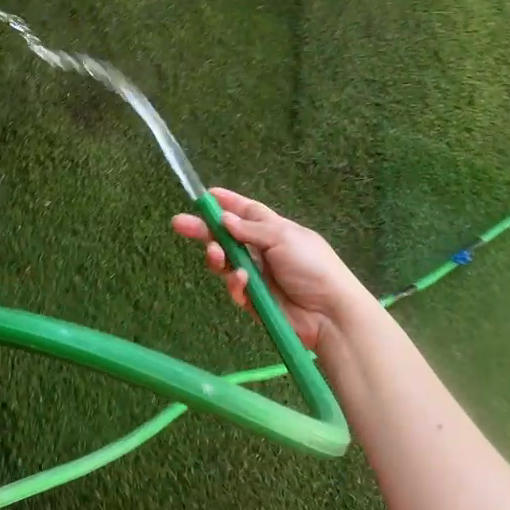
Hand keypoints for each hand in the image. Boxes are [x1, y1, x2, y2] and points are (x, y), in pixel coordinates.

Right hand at [171, 187, 377, 350]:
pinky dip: (235, 283)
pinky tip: (243, 281)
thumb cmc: (313, 267)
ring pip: (225, 262)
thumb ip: (250, 228)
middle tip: (178, 223)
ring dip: (217, 256)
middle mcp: (263, 250)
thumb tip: (224, 218)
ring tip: (215, 255)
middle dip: (203, 229)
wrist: (330, 314)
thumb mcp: (284, 237)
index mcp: (275, 230)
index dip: (227, 203)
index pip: (246, 211)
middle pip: (226, 236)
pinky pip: (235, 287)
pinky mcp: (254, 299)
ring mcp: (257, 275)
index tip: (205, 196)